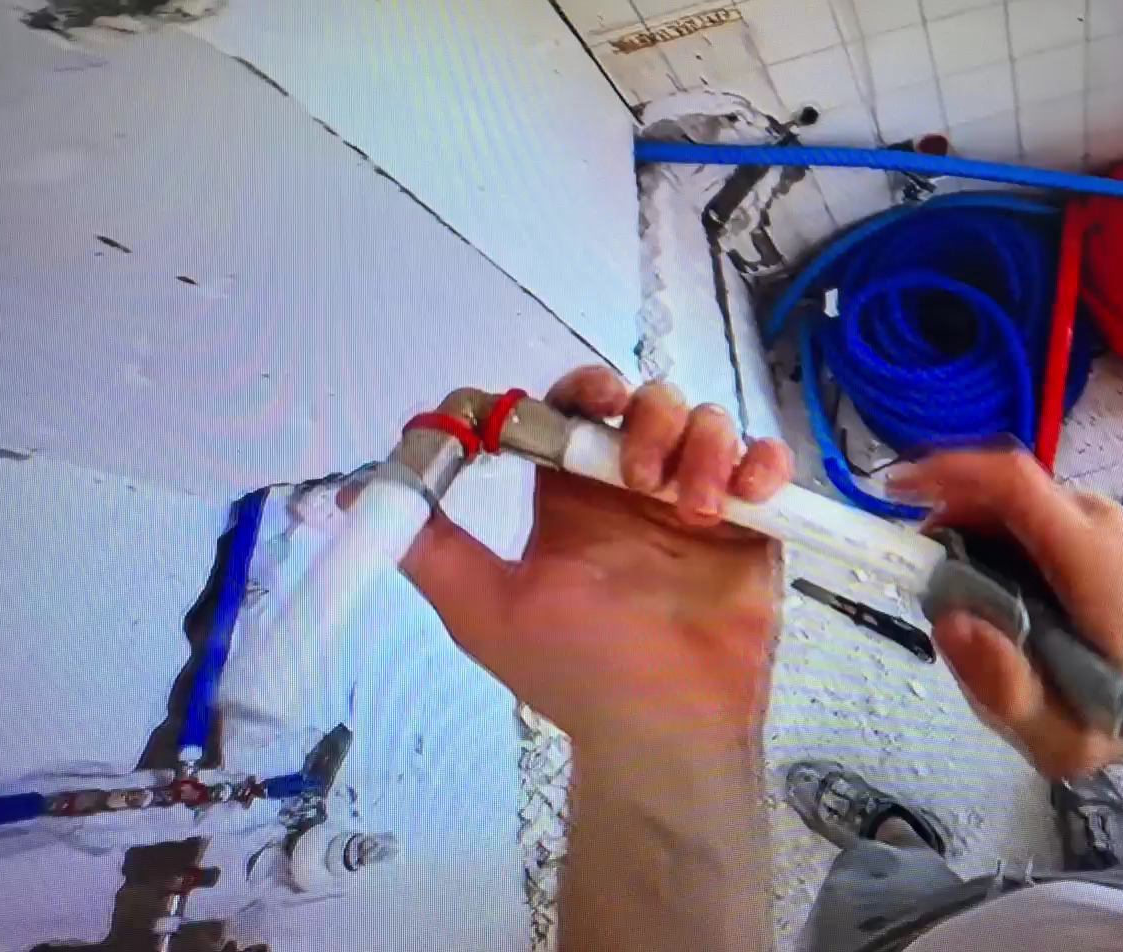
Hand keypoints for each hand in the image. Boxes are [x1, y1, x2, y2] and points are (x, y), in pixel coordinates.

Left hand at [401, 366, 793, 758]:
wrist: (660, 730)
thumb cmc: (577, 671)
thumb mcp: (489, 611)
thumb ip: (433, 553)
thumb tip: (357, 497)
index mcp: (575, 495)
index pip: (577, 410)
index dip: (584, 391)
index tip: (592, 403)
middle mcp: (635, 486)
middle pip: (649, 403)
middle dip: (648, 419)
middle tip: (639, 475)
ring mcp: (697, 499)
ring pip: (706, 423)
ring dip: (702, 448)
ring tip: (692, 512)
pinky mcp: (749, 520)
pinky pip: (765, 465)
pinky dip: (762, 462)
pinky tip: (747, 495)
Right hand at [889, 452, 1122, 778]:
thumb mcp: (1063, 738)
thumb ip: (1004, 689)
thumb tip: (949, 620)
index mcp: (1093, 561)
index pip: (1014, 483)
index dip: (948, 472)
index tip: (893, 489)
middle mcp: (1094, 519)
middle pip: (996, 486)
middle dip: (942, 514)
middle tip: (921, 574)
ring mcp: (1091, 512)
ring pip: (1000, 496)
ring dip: (960, 527)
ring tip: (953, 589)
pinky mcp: (1080, 516)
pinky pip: (1013, 507)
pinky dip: (980, 532)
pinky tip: (981, 580)